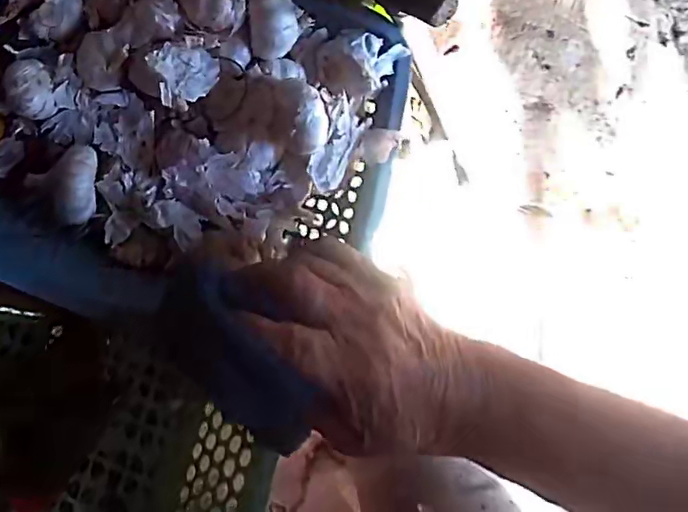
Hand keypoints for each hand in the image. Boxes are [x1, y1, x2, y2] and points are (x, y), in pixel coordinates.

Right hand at [225, 238, 479, 457]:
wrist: (462, 389)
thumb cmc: (404, 419)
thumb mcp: (355, 437)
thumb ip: (309, 408)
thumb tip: (268, 378)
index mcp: (346, 367)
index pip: (286, 337)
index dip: (250, 324)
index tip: (225, 316)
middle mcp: (352, 322)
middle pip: (292, 284)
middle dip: (254, 279)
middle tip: (231, 282)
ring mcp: (366, 291)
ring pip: (308, 261)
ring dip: (276, 263)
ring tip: (261, 271)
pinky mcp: (378, 274)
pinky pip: (332, 249)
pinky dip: (307, 250)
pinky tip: (297, 260)